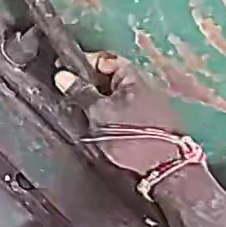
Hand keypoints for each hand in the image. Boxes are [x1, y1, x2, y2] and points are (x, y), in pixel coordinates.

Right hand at [54, 52, 196, 178]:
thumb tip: (63, 75)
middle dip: (88, 82)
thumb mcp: (98, 112)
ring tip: (81, 109)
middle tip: (69, 90)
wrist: (163, 167)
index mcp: (133, 78)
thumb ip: (80, 92)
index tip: (63, 68)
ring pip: (114, 93)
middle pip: (109, 76)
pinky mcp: (148, 121)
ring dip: (97, 98)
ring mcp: (147, 104)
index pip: (105, 59)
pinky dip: (107, 111)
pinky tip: (98, 122)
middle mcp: (143, 87)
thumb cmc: (131, 137)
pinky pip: (121, 107)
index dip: (83, 61)